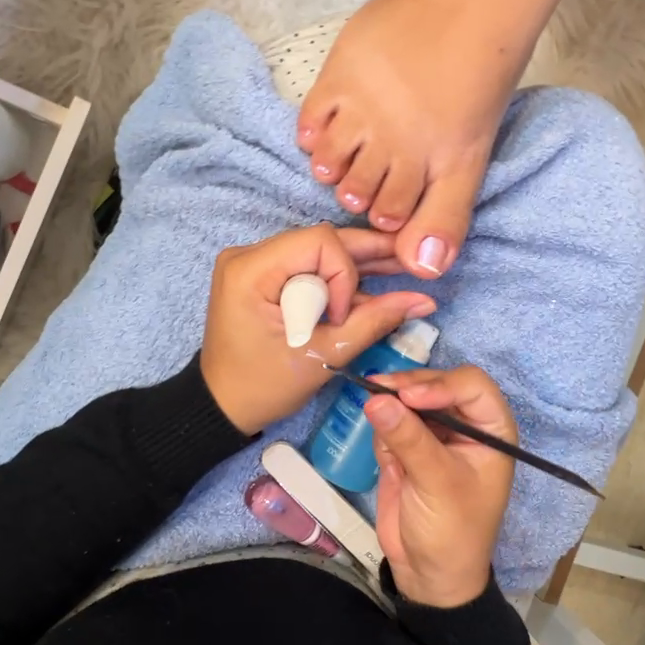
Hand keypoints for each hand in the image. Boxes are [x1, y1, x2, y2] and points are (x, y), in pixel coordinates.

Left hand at [200, 224, 435, 434]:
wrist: (221, 404)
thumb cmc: (263, 386)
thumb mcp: (321, 357)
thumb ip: (371, 323)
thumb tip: (423, 300)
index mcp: (250, 270)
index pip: (320, 241)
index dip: (346, 273)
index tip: (341, 317)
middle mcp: (247, 255)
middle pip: (319, 240)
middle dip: (362, 258)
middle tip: (408, 264)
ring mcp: (253, 262)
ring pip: (316, 252)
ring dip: (353, 268)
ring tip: (397, 272)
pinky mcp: (262, 275)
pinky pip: (305, 266)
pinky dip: (333, 280)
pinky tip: (368, 289)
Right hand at [297, 0, 596, 278]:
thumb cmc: (484, 69)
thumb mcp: (475, 147)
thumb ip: (447, 209)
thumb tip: (422, 270)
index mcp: (439, 160)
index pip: (394, 217)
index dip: (390, 220)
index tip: (387, 210)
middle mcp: (400, 139)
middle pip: (359, 192)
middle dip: (361, 195)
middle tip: (362, 182)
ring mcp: (367, 104)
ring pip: (331, 163)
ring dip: (334, 170)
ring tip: (342, 161)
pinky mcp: (342, 71)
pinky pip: (310, 122)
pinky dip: (312, 136)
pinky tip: (325, 132)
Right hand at [369, 366, 517, 607]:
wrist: (429, 574)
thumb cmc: (452, 531)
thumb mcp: (436, 483)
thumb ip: (409, 438)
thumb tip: (375, 399)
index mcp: (492, 431)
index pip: (472, 386)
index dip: (441, 384)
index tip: (408, 397)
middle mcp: (466, 426)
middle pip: (437, 385)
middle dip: (409, 388)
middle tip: (376, 390)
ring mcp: (435, 435)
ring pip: (410, 399)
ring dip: (391, 403)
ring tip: (372, 408)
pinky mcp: (407, 448)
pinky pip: (392, 421)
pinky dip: (383, 426)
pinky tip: (384, 451)